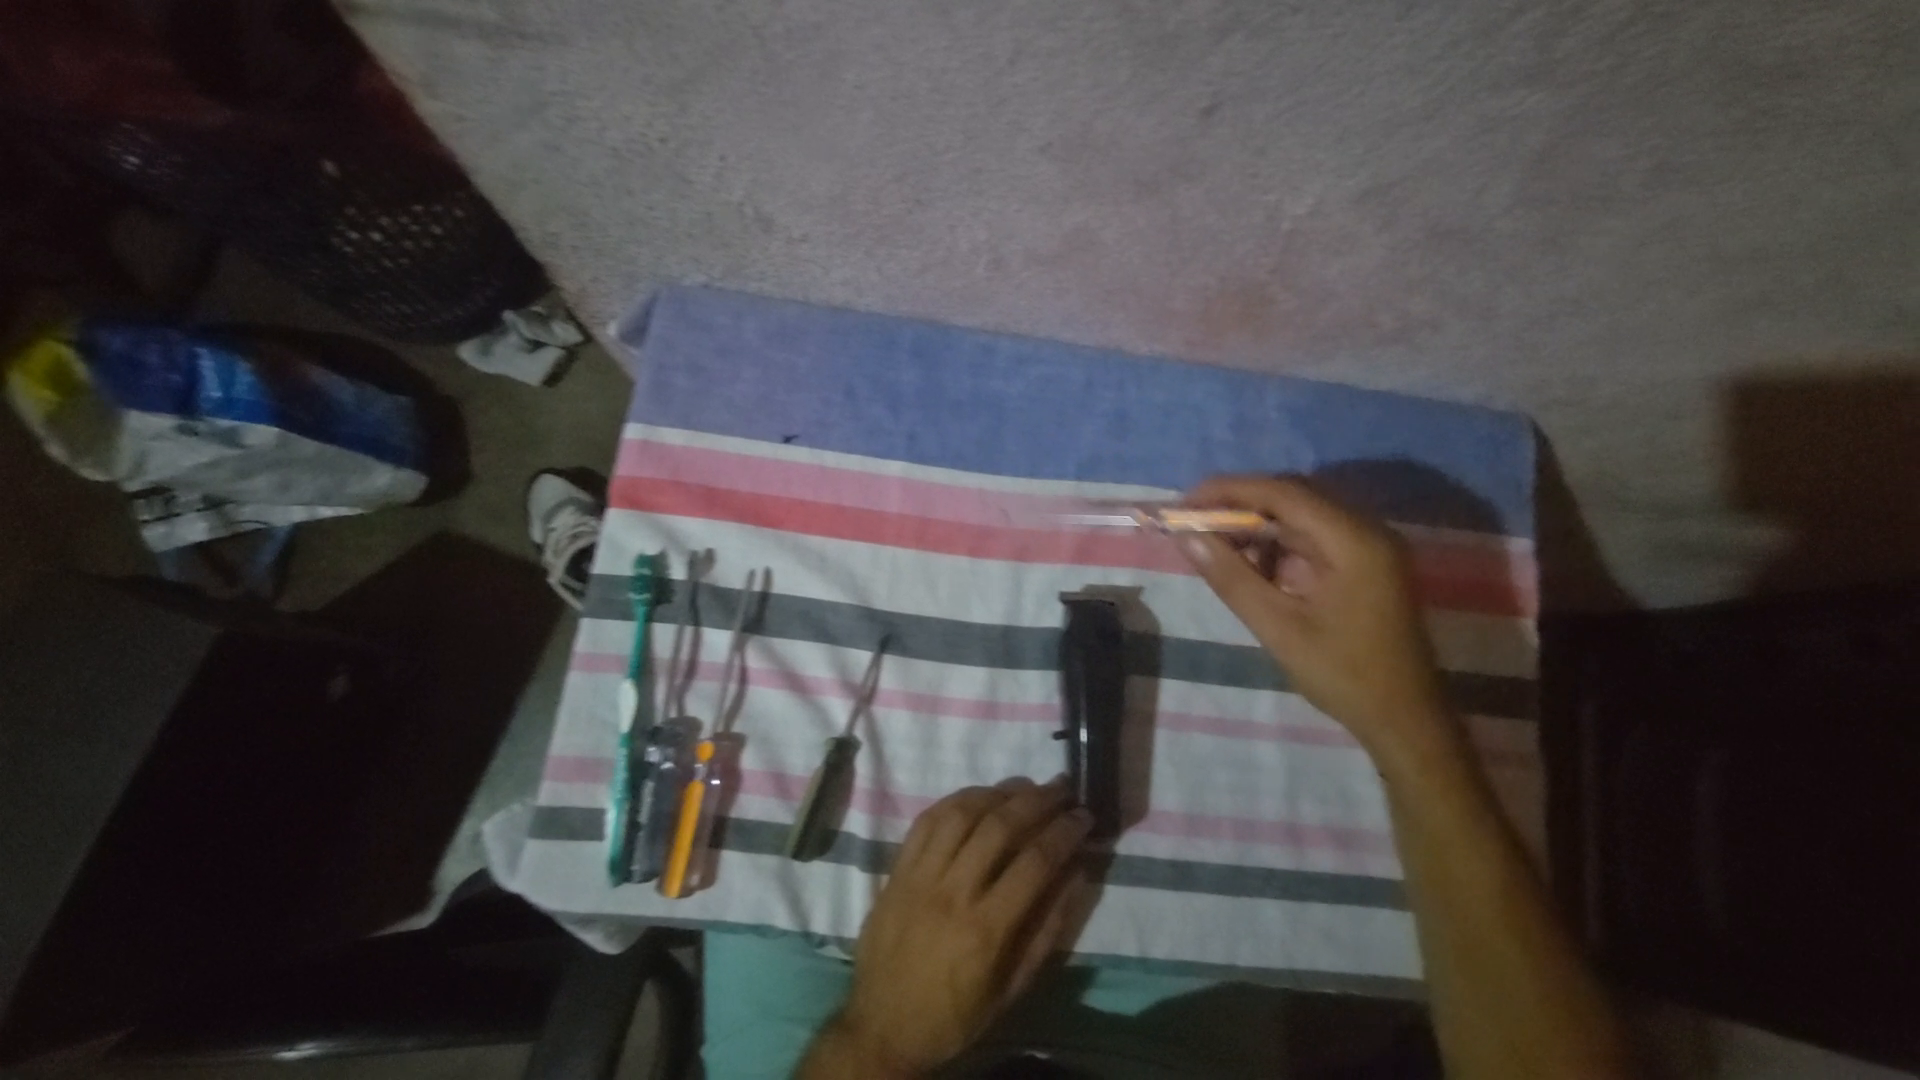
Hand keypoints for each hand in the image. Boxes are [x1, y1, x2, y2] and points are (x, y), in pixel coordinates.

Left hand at [809, 777, 1091, 1077]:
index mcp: (986, 929)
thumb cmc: (955, 1016)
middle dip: (1037, 800)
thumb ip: (1047, 930)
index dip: (1065, 832)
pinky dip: (955, 801)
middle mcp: (953, 893)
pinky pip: (926, 821)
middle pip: (1000, 827)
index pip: (1035, 862)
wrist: (882, 1028)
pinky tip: (977, 797)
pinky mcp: (896, 871)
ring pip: (961, 814)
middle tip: (1061, 788)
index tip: (1085, 816)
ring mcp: (919, 877)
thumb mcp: (1012, 989)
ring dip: (996, 792)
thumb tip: (1076, 875)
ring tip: (1023, 786)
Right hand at [1175, 475, 1453, 759]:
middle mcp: (1366, 530)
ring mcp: (1369, 547)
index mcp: (1353, 540)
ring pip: (1301, 516)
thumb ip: (1231, 577)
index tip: (1185, 504)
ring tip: (1214, 546)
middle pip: (1293, 496)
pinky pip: (1313, 538)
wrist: (1404, 720)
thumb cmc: (1342, 674)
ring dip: (1256, 526)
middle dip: (1239, 506)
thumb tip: (1186, 536)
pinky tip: (1250, 565)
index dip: (1229, 491)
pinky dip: (1277, 544)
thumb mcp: (1278, 627)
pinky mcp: (1364, 565)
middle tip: (1193, 523)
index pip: (1282, 492)